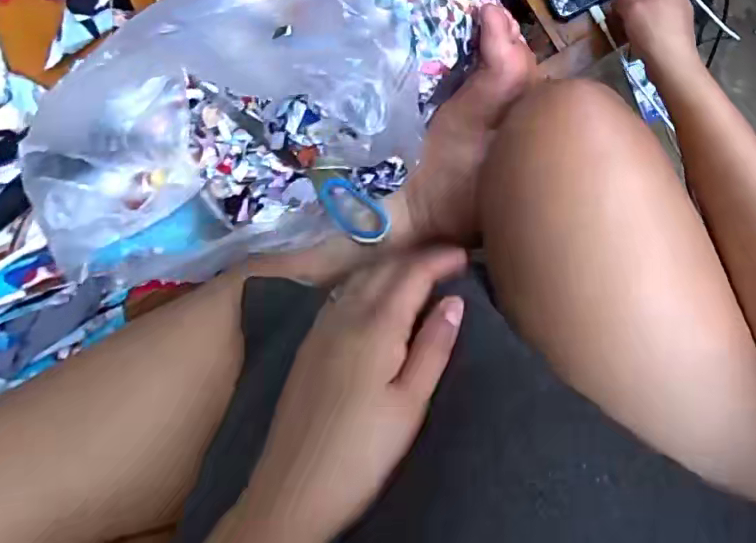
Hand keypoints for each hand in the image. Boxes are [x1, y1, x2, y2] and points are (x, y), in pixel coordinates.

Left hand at [218, 249, 468, 542]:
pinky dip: (368, 280)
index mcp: (376, 326)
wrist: (288, 498)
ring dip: (393, 267)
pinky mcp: (307, 345)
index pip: (413, 273)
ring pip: (362, 277)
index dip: (441, 259)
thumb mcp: (411, 404)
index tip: (466, 257)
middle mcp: (346, 316)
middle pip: (386, 268)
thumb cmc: (362, 453)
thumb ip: (435, 346)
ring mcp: (322, 329)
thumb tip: (455, 300)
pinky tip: (377, 295)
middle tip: (450, 262)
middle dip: (420, 258)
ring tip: (420, 274)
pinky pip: (342, 293)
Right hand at [614, 0, 699, 74]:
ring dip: (637, 10)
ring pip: (653, 8)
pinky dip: (643, 23)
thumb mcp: (631, 5)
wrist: (672, 64)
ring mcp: (679, 18)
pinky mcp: (676, 35)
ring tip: (621, 15)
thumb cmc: (651, 29)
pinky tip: (633, 31)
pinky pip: (656, 23)